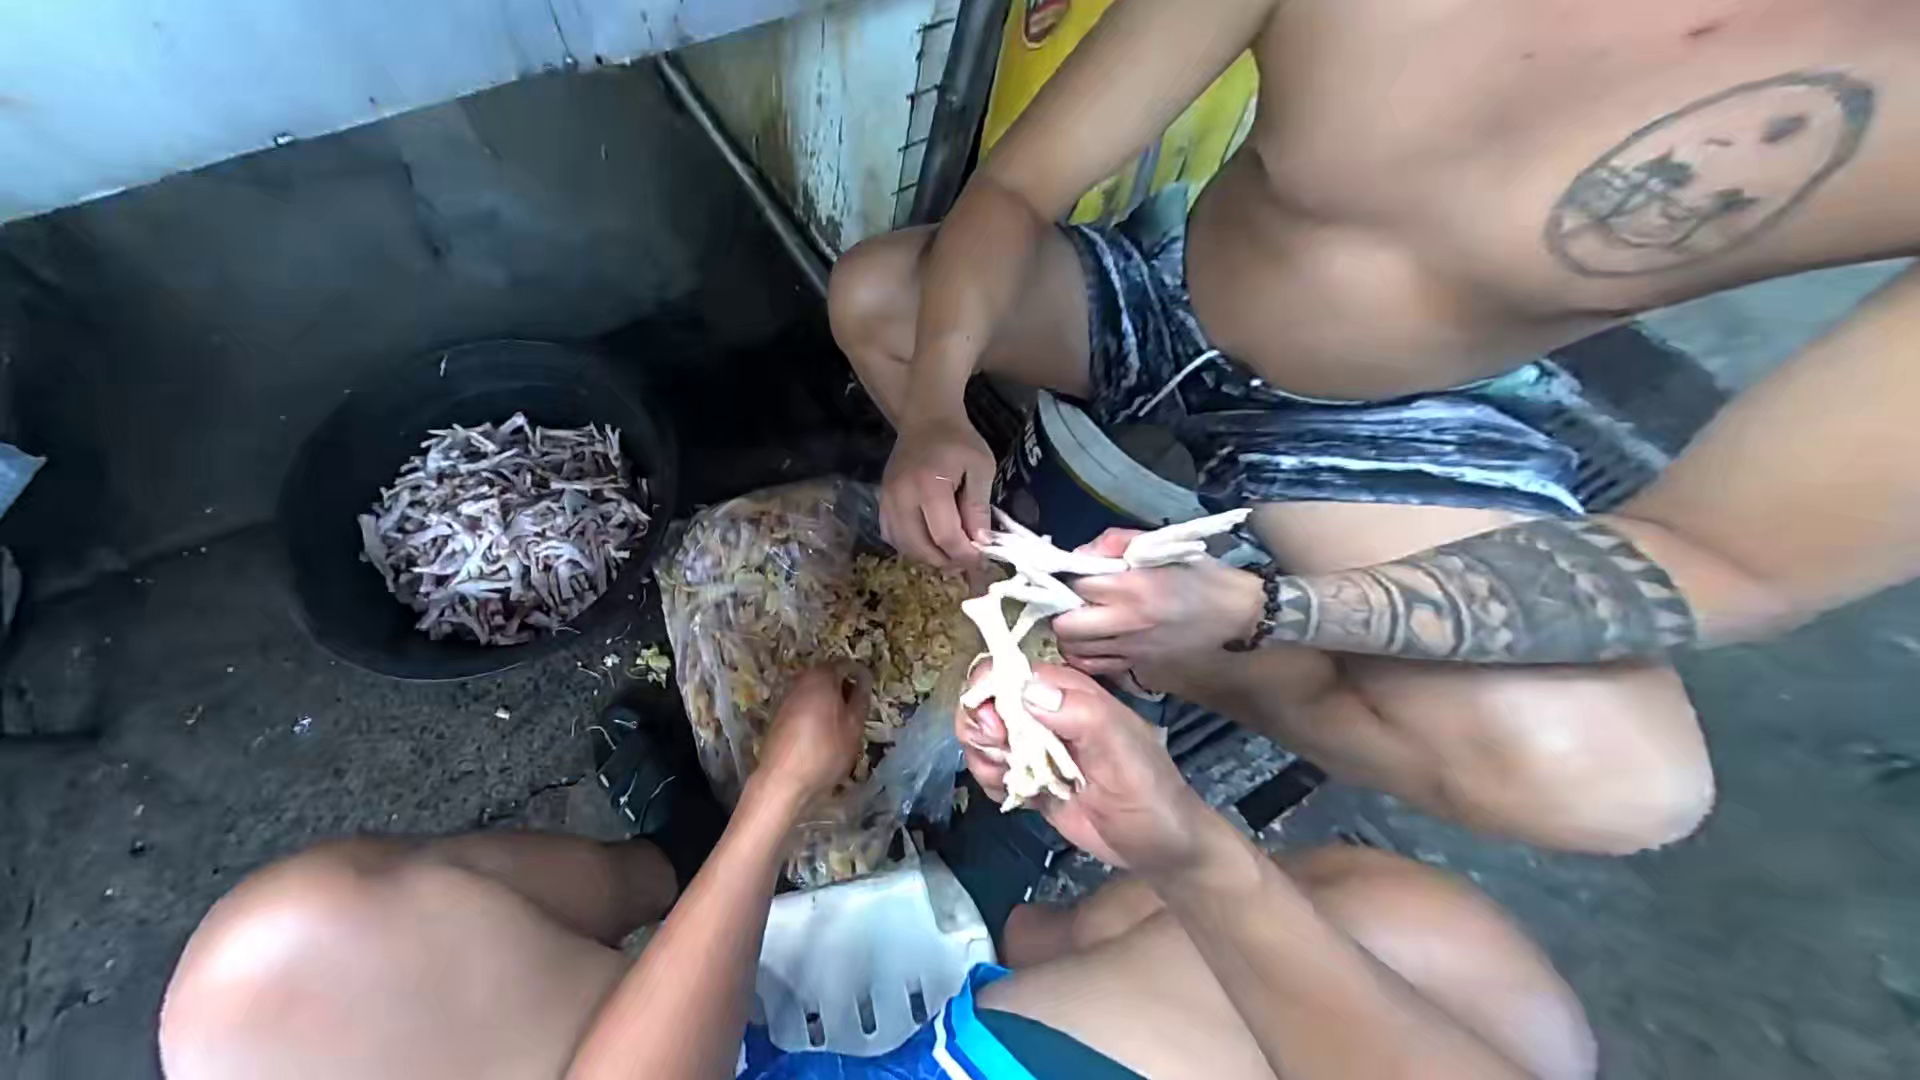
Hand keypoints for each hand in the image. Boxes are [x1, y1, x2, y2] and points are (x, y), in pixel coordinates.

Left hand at [755, 664, 871, 806]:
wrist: (782, 782)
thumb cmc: (825, 750)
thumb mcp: (854, 725)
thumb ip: (861, 697)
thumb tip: (864, 680)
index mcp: (821, 676)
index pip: (846, 665)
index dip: (861, 677)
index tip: (868, 696)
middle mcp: (800, 681)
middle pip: (828, 676)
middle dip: (844, 689)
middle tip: (857, 712)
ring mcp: (786, 698)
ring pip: (815, 692)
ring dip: (830, 702)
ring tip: (841, 726)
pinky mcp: (778, 716)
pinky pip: (804, 706)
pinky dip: (815, 713)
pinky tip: (821, 736)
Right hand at [881, 413, 995, 568]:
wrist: (925, 419)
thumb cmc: (958, 442)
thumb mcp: (981, 468)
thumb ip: (979, 507)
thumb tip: (980, 544)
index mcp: (930, 485)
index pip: (945, 536)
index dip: (964, 555)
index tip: (980, 562)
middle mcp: (902, 496)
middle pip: (921, 547)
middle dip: (946, 561)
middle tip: (966, 561)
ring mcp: (887, 500)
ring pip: (904, 546)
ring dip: (928, 558)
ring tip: (950, 553)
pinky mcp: (882, 502)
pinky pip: (892, 537)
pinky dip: (911, 547)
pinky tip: (930, 543)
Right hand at [958, 662, 1209, 872]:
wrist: (1159, 846)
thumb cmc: (1148, 791)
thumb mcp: (1121, 748)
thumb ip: (1081, 713)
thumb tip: (1027, 691)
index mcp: (1067, 692)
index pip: (1011, 670)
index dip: (991, 690)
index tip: (995, 727)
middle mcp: (1045, 711)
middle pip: (986, 700)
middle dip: (980, 727)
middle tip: (1002, 755)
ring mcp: (1034, 744)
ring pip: (983, 734)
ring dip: (984, 756)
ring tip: (1009, 778)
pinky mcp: (1029, 775)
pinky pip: (991, 767)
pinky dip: (991, 780)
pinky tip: (1017, 796)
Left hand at [1051, 529, 1264, 674]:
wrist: (1247, 624)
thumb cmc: (1208, 580)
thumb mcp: (1168, 548)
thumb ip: (1120, 542)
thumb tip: (1082, 552)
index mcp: (1133, 587)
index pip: (1076, 583)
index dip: (1069, 576)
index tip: (1074, 574)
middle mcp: (1126, 623)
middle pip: (1065, 624)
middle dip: (1062, 610)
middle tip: (1072, 601)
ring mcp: (1131, 652)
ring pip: (1074, 650)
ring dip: (1070, 635)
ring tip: (1081, 622)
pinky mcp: (1139, 672)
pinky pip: (1095, 668)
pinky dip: (1085, 656)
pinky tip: (1094, 644)